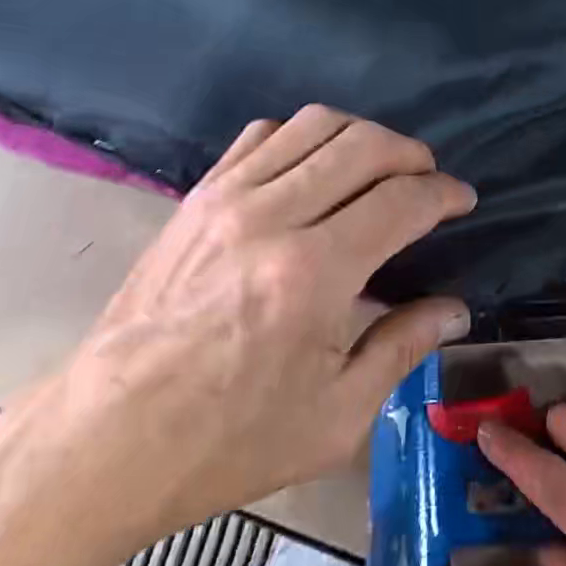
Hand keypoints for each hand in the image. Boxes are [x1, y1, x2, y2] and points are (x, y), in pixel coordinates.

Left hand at [51, 105, 477, 535]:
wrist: (103, 441)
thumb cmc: (228, 439)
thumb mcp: (336, 417)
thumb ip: (404, 348)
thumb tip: (455, 310)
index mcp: (312, 274)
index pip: (402, 200)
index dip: (445, 193)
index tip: (462, 200)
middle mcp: (272, 217)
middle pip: (365, 144)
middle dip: (413, 154)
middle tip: (428, 180)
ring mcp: (227, 199)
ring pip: (315, 124)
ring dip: (363, 135)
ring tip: (379, 166)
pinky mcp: (197, 197)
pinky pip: (262, 134)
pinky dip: (303, 137)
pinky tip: (314, 168)